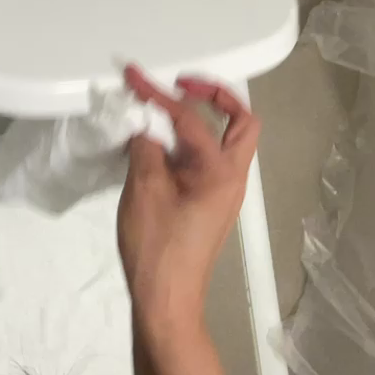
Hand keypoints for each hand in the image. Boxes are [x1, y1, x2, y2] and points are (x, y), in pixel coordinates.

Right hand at [117, 64, 259, 374]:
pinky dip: (189, 139)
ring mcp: (222, 191)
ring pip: (228, 140)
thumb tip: (146, 131)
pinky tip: (160, 141)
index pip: (190, 118)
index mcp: (220, 171)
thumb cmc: (157, 245)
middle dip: (213, 96)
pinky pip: (207, 156)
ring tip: (167, 107)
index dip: (159, 93)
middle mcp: (231, 177)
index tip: (133, 76)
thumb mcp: (144, 188)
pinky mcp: (208, 201)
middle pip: (241, 122)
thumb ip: (146, 148)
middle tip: (179, 85)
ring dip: (203, 117)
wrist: (166, 299)